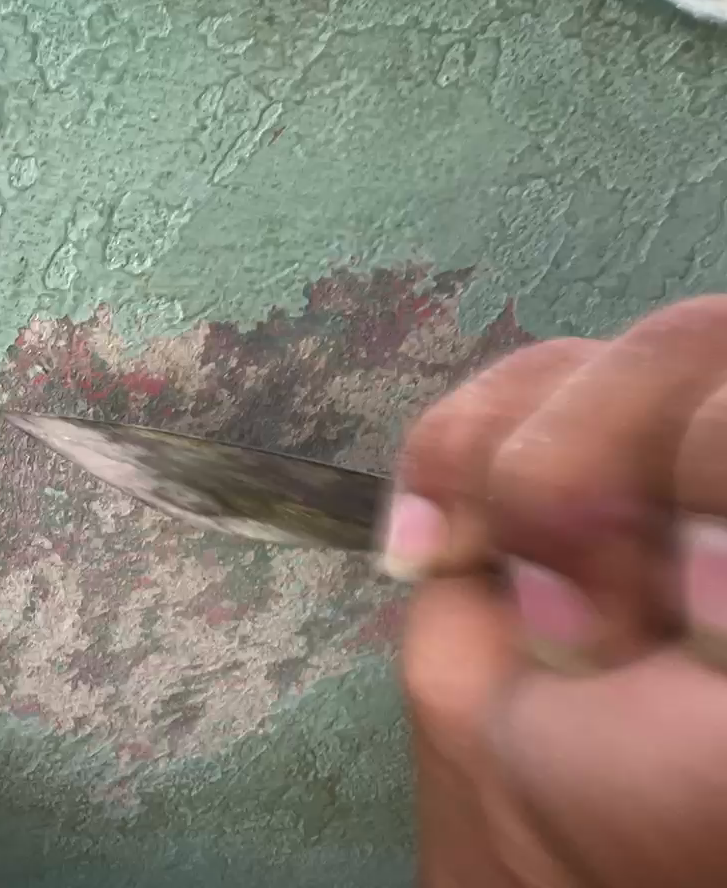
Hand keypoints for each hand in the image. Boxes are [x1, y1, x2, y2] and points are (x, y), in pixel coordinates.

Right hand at [385, 297, 726, 886]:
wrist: (535, 780)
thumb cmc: (680, 789)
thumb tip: (694, 540)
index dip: (714, 476)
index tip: (697, 622)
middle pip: (686, 344)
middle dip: (601, 492)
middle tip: (602, 623)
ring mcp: (640, 429)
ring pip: (568, 364)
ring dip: (513, 499)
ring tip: (534, 602)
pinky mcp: (521, 437)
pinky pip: (468, 399)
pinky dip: (434, 476)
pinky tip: (445, 555)